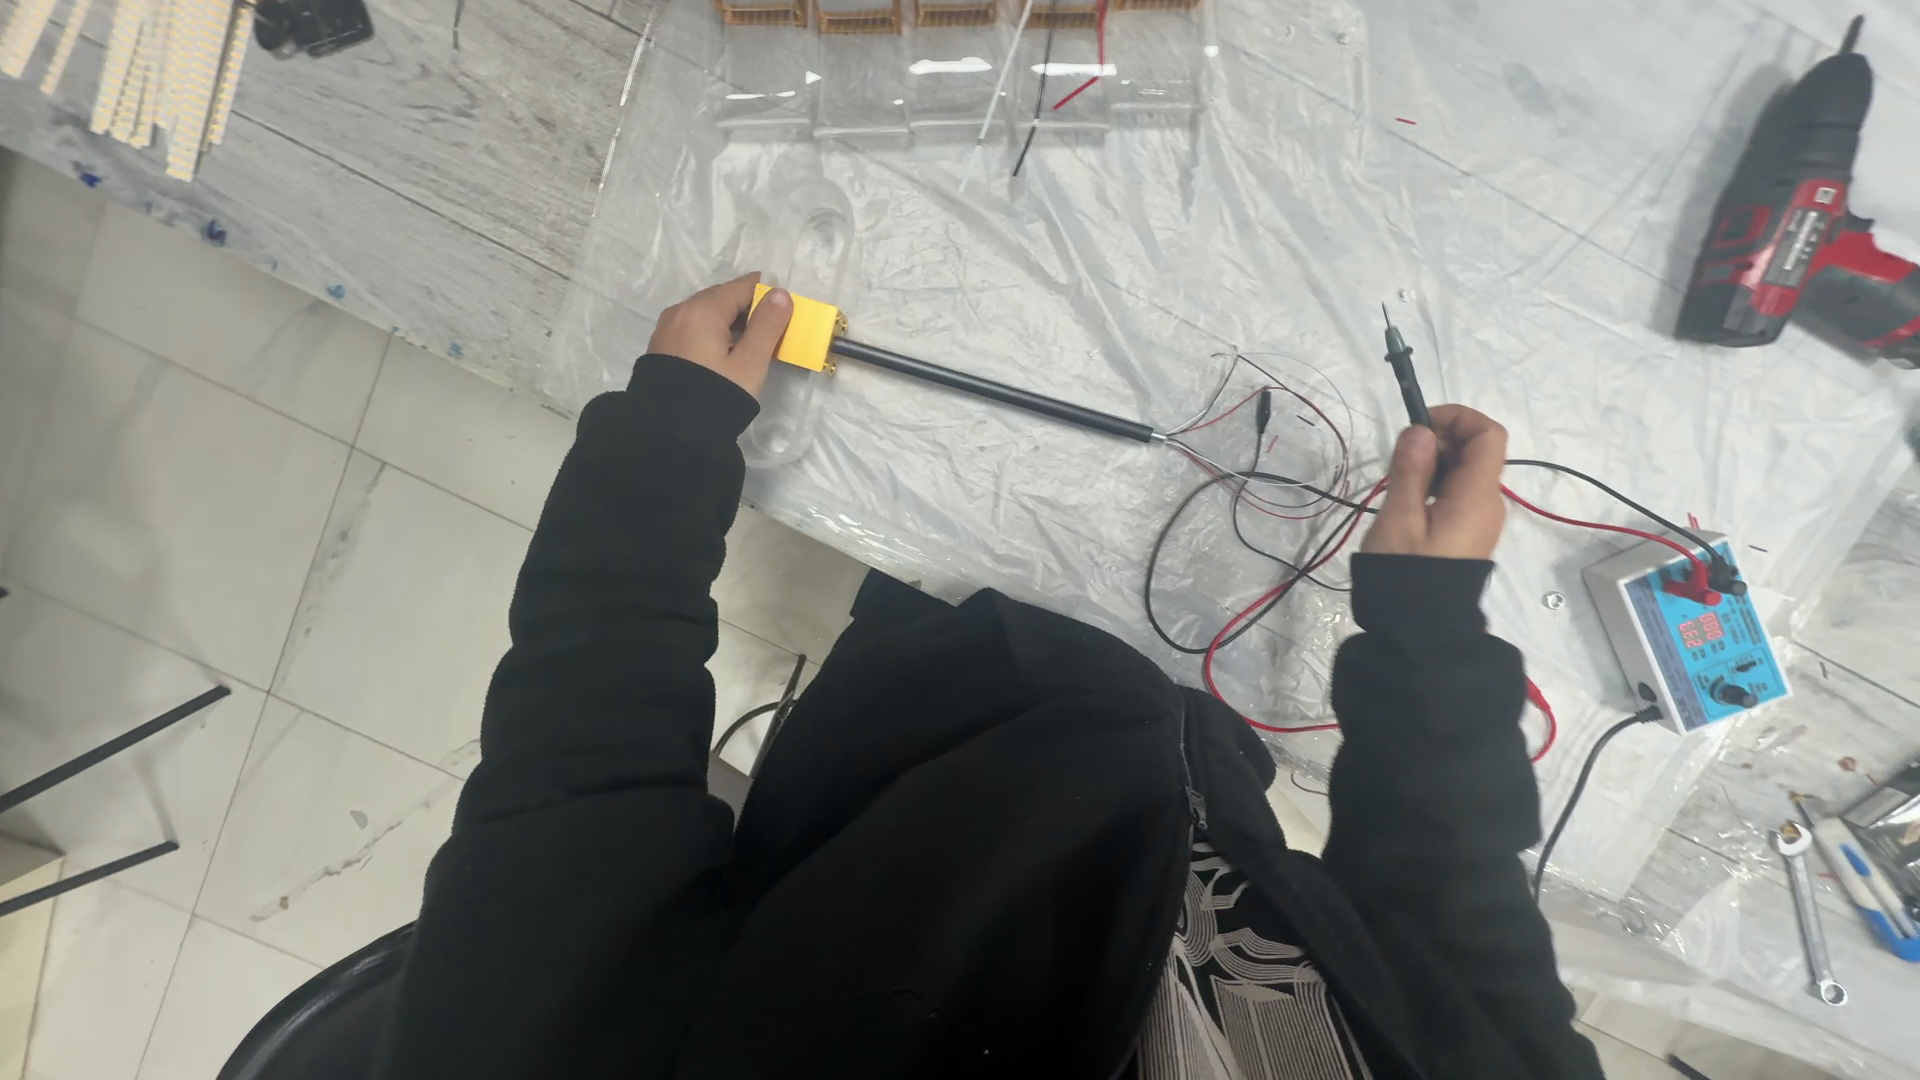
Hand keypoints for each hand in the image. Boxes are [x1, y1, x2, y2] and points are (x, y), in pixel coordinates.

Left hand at [646, 273, 792, 398]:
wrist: (671, 432)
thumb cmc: (717, 395)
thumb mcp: (750, 363)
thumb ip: (767, 326)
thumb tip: (780, 294)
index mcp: (703, 310)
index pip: (742, 287)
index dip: (768, 293)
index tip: (787, 308)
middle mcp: (680, 311)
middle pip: (722, 298)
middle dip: (750, 308)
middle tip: (773, 328)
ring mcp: (667, 329)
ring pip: (707, 314)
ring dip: (732, 323)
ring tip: (753, 344)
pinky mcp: (662, 348)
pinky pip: (694, 329)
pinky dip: (714, 333)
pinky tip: (726, 354)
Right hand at [1361, 404, 1507, 558]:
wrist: (1419, 625)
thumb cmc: (1406, 570)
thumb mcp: (1399, 518)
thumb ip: (1410, 471)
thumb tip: (1420, 430)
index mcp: (1476, 495)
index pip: (1487, 435)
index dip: (1457, 417)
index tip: (1417, 424)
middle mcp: (1488, 502)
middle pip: (1477, 451)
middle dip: (1440, 439)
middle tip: (1398, 456)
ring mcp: (1480, 519)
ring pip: (1465, 473)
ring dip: (1434, 463)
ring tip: (1398, 481)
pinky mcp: (1467, 532)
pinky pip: (1459, 494)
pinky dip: (1435, 484)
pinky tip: (1407, 501)